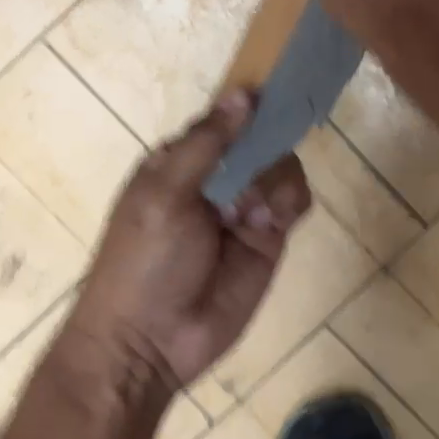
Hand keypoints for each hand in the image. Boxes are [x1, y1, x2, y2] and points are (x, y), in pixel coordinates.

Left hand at [73, 90, 311, 388]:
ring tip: (252, 214)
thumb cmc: (142, 262)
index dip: (248, 105)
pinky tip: (268, 224)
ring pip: (283, 167)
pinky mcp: (269, 238)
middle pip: (262, 138)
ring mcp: (245, 208)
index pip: (224, 118)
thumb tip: (245, 92)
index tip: (275, 93)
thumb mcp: (163, 194)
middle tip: (254, 173)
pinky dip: (290, 204)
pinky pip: (296, 202)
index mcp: (179, 160)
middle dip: (266, 147)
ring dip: (274, 182)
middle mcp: (216, 178)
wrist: (149, 345)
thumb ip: (207, 143)